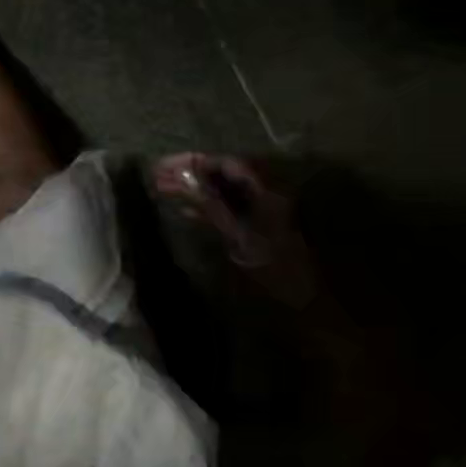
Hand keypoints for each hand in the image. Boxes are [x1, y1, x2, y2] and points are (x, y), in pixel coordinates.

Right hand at [154, 153, 318, 308]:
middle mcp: (267, 193)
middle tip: (159, 174)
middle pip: (225, 173)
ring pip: (224, 190)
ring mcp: (263, 210)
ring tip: (164, 188)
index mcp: (268, 191)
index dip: (196, 161)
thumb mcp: (240, 236)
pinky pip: (229, 207)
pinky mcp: (258, 226)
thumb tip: (185, 178)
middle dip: (192, 172)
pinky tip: (186, 209)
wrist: (305, 305)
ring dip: (196, 189)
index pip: (228, 163)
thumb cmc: (275, 270)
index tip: (165, 165)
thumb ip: (212, 206)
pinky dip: (207, 205)